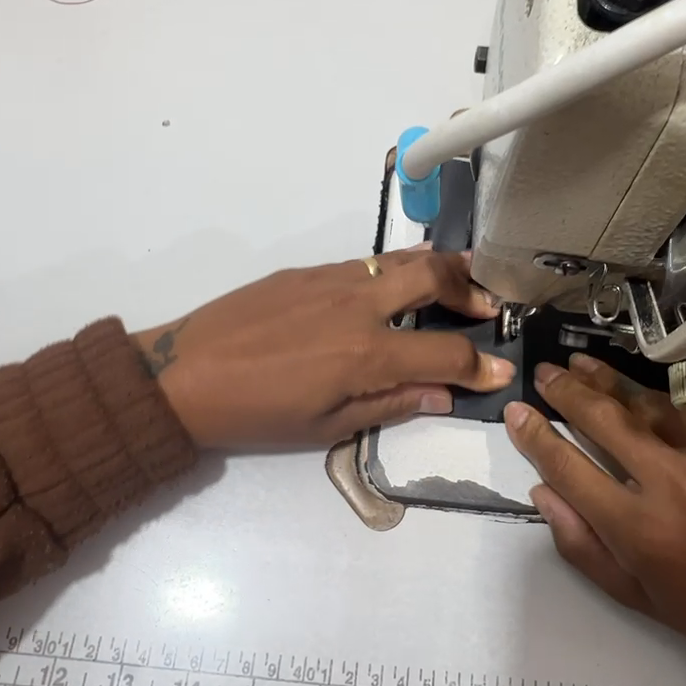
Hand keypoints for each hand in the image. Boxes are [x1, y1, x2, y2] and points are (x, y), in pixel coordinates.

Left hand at [132, 249, 514, 447]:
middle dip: (470, 288)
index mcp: (365, 354)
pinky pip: (365, 263)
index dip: (480, 366)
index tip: (501, 372)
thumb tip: (442, 395)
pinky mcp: (308, 270)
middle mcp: (358, 306)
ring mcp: (331, 280)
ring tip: (461, 277)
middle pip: (432, 276)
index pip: (445, 354)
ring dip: (438, 267)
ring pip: (400, 259)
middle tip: (486, 305)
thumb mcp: (325, 426)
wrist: (184, 374)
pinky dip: (395, 269)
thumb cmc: (256, 414)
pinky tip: (397, 283)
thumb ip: (390, 405)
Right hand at [504, 354, 685, 682]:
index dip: (535, 436)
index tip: (516, 412)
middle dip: (567, 391)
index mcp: (642, 531)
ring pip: (649, 404)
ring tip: (583, 365)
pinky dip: (666, 410)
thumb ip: (581, 544)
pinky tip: (648, 402)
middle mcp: (677, 484)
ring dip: (610, 383)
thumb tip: (543, 488)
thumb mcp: (638, 596)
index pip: (569, 467)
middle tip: (545, 372)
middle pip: (604, 420)